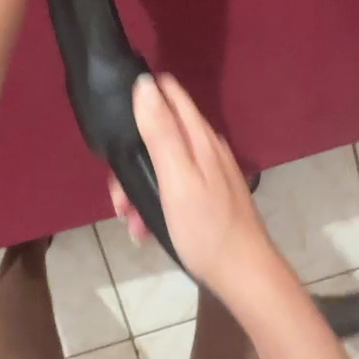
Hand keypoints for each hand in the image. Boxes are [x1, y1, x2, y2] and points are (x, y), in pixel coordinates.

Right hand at [110, 74, 283, 297]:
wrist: (243, 274)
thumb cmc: (205, 227)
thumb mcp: (176, 178)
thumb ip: (160, 131)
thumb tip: (145, 84)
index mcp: (199, 137)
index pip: (169, 93)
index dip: (141, 97)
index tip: (115, 121)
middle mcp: (207, 147)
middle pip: (160, 133)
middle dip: (132, 159)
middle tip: (119, 198)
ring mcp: (210, 172)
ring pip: (162, 164)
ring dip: (140, 189)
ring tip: (130, 221)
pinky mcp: (209, 196)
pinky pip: (173, 187)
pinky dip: (156, 203)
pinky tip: (147, 229)